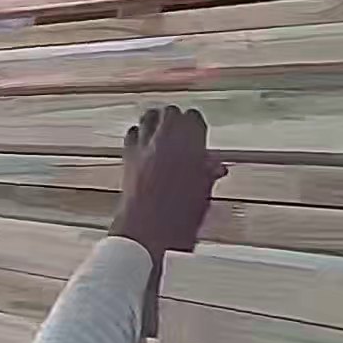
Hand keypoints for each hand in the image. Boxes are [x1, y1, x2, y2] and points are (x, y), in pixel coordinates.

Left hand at [109, 106, 226, 259]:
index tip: (198, 135)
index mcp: (189, 146)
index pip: (194, 119)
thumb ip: (207, 173)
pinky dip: (139, 134)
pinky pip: (132, 132)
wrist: (145, 230)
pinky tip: (144, 144)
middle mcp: (165, 140)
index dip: (196, 127)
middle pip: (170, 113)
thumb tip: (215, 164)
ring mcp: (143, 145)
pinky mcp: (127, 154)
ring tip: (162, 133)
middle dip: (177, 120)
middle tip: (182, 132)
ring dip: (157, 122)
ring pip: (149, 117)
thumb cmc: (178, 218)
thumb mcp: (202, 195)